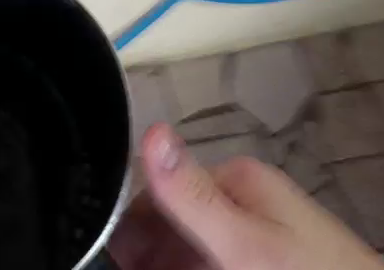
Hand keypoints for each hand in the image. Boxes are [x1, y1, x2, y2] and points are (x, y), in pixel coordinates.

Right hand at [111, 124, 383, 269]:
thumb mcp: (244, 242)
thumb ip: (194, 192)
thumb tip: (150, 127)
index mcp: (239, 180)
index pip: (165, 187)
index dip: (133, 223)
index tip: (111, 253)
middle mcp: (248, 200)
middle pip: (180, 219)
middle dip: (150, 247)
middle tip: (126, 267)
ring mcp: (262, 234)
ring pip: (197, 245)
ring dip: (169, 259)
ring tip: (147, 269)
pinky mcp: (271, 259)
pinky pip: (221, 258)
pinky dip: (196, 266)